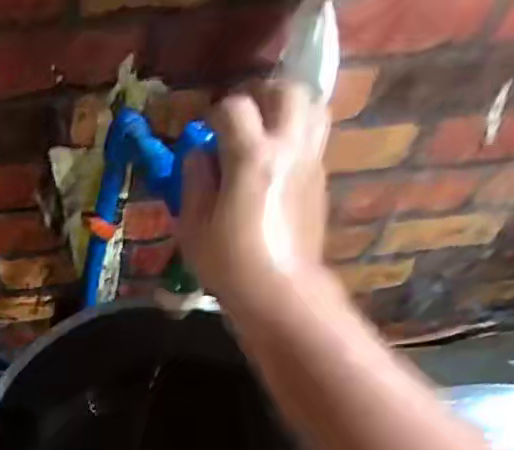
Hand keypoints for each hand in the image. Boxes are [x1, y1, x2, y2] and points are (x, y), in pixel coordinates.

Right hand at [177, 80, 331, 306]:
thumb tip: (198, 154)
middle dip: (261, 96)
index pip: (234, 107)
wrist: (280, 294)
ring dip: (288, 110)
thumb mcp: (193, 227)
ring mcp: (310, 163)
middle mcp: (288, 149)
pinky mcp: (320, 183)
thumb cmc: (229, 264)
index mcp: (252, 157)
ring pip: (312, 108)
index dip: (214, 115)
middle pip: (287, 91)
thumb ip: (193, 181)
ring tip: (266, 131)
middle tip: (242, 117)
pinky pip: (314, 141)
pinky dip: (296, 140)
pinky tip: (276, 166)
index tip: (204, 134)